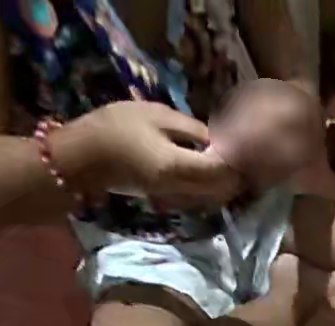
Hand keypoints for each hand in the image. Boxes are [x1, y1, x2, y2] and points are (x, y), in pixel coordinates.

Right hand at [61, 101, 243, 201]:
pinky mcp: (177, 201)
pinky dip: (218, 187)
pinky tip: (218, 171)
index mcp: (181, 167)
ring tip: (237, 162)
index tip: (249, 144)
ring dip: (231, 182)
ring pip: (219, 196)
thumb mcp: (155, 116)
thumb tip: (221, 139)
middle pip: (227, 188)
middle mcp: (187, 190)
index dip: (240, 157)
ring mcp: (182, 199)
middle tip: (248, 154)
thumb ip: (191, 129)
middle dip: (241, 173)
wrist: (86, 159)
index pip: (224, 168)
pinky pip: (207, 197)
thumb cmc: (117, 128)